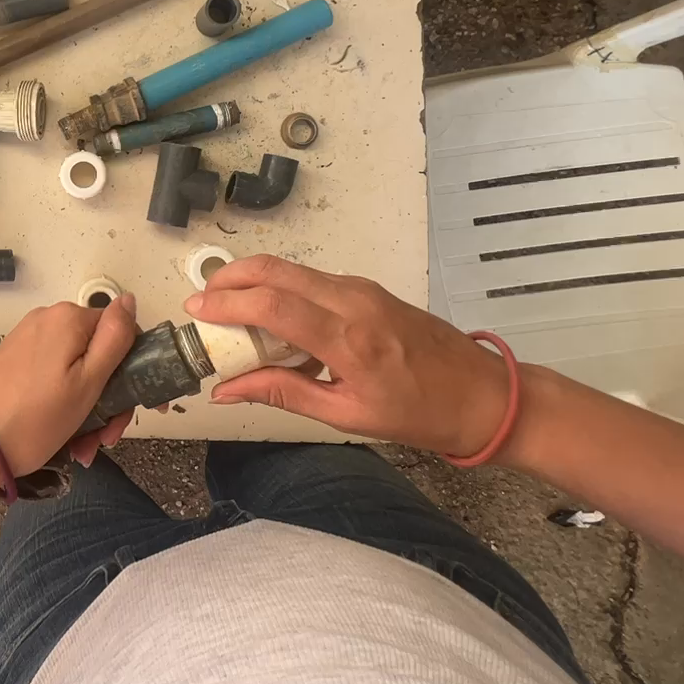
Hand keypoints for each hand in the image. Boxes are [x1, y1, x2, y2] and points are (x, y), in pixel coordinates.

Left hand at [0, 296, 139, 484]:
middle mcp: (47, 321)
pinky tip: (63, 439)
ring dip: (87, 410)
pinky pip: (52, 379)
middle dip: (108, 399)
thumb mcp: (88, 381)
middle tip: (104, 438)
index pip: (121, 333)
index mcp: (69, 318)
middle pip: (97, 356)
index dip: (134, 371)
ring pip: (75, 372)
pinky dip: (62, 406)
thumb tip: (129, 300)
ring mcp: (27, 341)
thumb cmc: (34, 417)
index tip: (136, 409)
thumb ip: (115, 338)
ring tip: (81, 448)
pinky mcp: (12, 362)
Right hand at [184, 256, 509, 456]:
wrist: (488, 395)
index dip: (226, 303)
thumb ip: (282, 393)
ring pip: (289, 268)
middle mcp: (352, 301)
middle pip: (274, 269)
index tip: (195, 310)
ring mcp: (360, 288)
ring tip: (226, 309)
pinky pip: (308, 278)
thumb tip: (225, 389)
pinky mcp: (364, 287)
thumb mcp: (347, 415)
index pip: (273, 305)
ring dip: (250, 280)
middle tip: (201, 301)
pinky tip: (270, 316)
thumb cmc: (420, 415)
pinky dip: (277, 287)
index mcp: (349, 340)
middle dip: (228, 278)